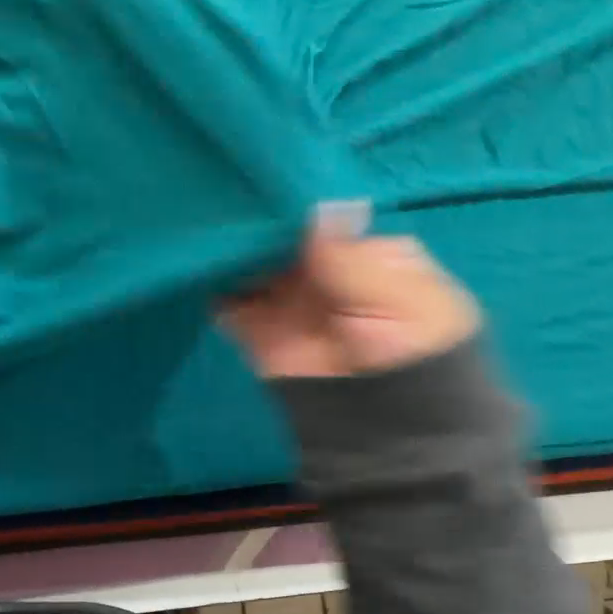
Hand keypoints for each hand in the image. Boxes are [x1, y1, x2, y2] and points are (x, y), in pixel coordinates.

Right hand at [224, 203, 480, 378]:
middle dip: (262, 226)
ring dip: (236, 252)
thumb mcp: (398, 298)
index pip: (327, 221)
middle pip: (284, 240)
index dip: (301, 206)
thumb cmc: (411, 355)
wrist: (383, 426)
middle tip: (234, 202)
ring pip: (254, 267)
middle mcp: (324, 274)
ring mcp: (288, 303)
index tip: (272, 187)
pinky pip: (230, 303)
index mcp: (368, 257)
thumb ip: (351, 257)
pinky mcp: (257, 331)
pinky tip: (202, 267)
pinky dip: (214, 287)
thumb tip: (315, 207)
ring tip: (213, 229)